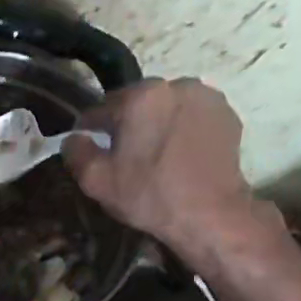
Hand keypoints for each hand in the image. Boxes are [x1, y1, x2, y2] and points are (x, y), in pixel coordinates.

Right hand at [62, 78, 284, 268]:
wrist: (210, 215)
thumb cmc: (149, 195)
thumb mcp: (97, 181)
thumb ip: (77, 152)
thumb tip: (74, 138)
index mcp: (141, 96)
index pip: (101, 108)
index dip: (90, 131)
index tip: (89, 151)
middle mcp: (176, 85)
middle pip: (137, 104)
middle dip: (127, 126)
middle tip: (124, 159)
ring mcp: (206, 97)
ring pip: (166, 109)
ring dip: (156, 126)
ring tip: (155, 158)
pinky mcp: (227, 114)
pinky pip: (191, 117)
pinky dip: (182, 131)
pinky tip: (179, 157)